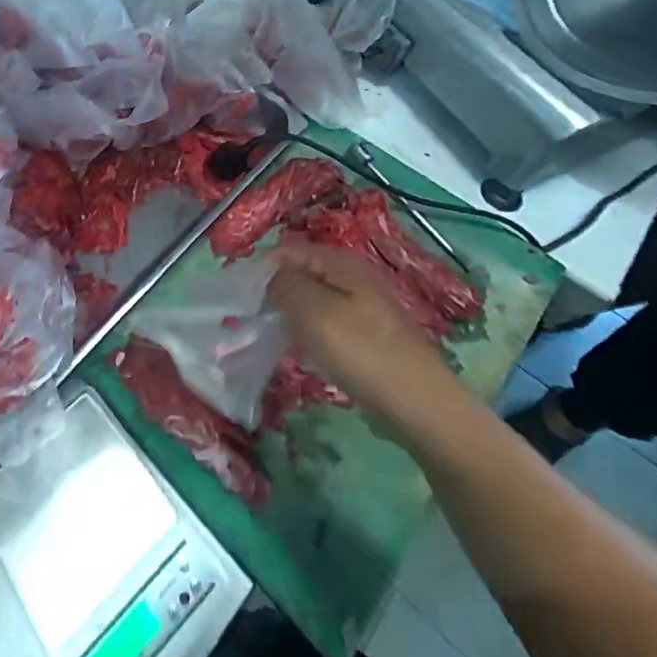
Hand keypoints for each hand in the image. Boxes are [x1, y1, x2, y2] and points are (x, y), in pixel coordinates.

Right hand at [264, 244, 454, 407]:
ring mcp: (361, 306)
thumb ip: (285, 285)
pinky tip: (299, 352)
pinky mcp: (365, 335)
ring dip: (288, 315)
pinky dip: (307, 333)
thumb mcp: (314, 312)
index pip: (286, 251)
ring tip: (266, 336)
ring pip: (311, 301)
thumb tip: (268, 277)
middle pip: (300, 274)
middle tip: (247, 319)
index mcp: (340, 262)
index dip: (259, 269)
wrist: (420, 404)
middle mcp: (352, 277)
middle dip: (272, 292)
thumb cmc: (362, 352)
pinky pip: (325, 324)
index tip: (237, 296)